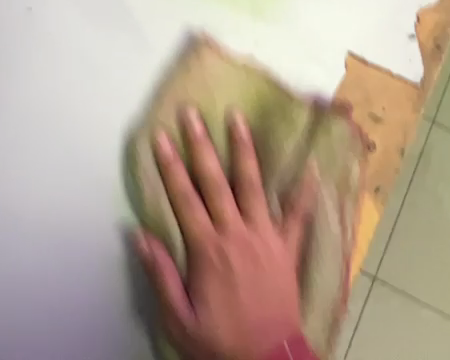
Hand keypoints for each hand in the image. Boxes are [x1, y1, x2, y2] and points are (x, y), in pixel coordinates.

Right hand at [134, 108, 318, 359]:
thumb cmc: (219, 342)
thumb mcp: (179, 318)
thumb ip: (160, 274)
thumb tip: (138, 233)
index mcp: (206, 249)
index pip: (183, 197)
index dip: (170, 165)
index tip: (160, 135)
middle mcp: (235, 234)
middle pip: (214, 181)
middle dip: (201, 144)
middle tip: (192, 112)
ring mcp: (265, 238)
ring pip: (253, 185)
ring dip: (244, 150)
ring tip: (237, 118)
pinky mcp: (288, 249)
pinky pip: (299, 216)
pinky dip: (304, 192)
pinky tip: (310, 167)